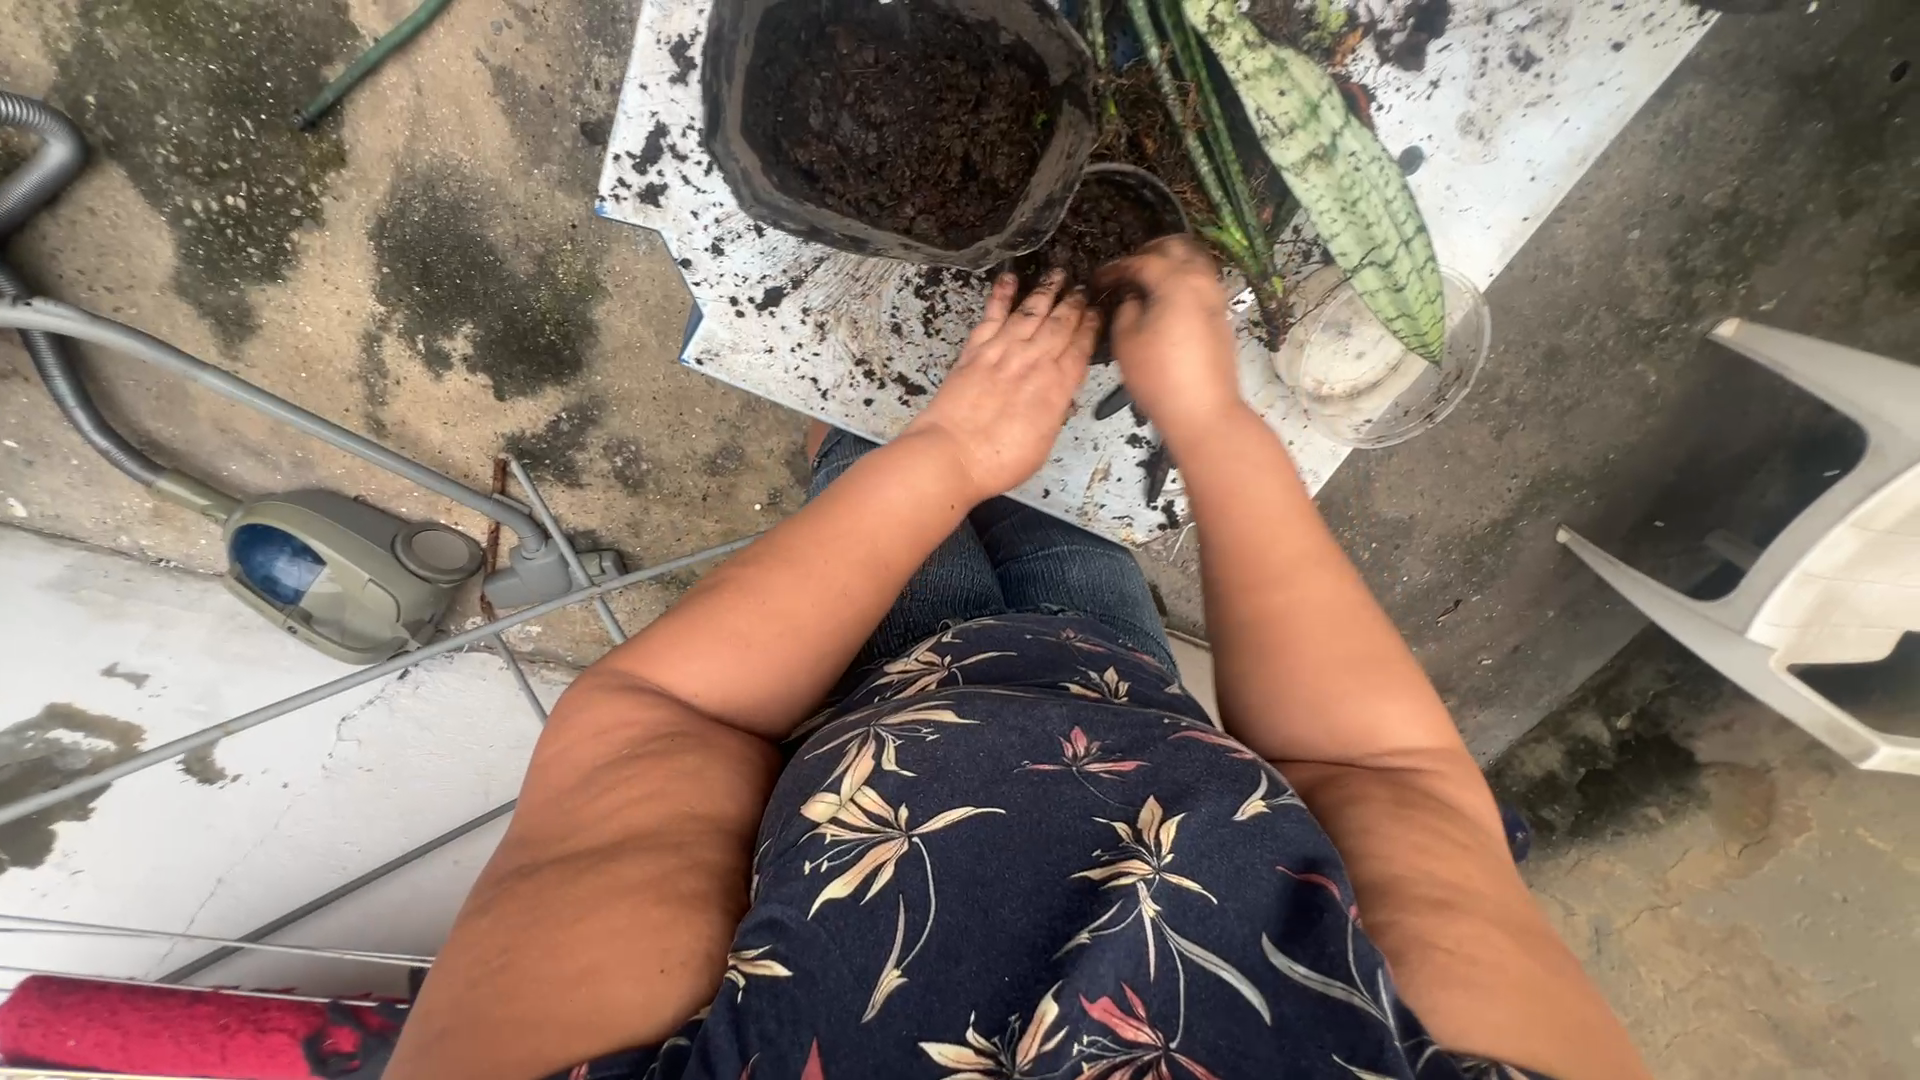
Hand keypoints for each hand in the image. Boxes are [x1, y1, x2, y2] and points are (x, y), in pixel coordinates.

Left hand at [903, 269, 1097, 503]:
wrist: (953, 455)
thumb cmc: (998, 461)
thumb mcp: (1043, 443)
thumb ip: (1053, 412)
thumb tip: (1058, 396)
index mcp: (1057, 387)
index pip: (1081, 348)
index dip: (1091, 328)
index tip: (1097, 313)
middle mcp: (1034, 362)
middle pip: (1060, 324)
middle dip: (1074, 303)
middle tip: (1083, 288)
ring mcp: (1003, 352)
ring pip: (1031, 312)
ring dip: (1047, 291)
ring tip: (1058, 274)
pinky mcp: (975, 351)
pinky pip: (992, 314)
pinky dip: (1001, 294)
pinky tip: (1009, 278)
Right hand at [1093, 236, 1243, 445]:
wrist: (1202, 410)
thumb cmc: (1158, 376)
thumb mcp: (1126, 340)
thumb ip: (1126, 308)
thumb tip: (1134, 296)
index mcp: (1176, 281)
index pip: (1141, 261)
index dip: (1116, 268)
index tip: (1098, 279)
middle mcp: (1201, 280)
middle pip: (1177, 246)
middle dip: (1148, 252)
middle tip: (1126, 268)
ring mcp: (1216, 297)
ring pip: (1195, 261)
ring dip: (1170, 262)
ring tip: (1147, 280)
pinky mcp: (1221, 315)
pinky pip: (1201, 282)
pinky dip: (1183, 279)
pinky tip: (1166, 299)